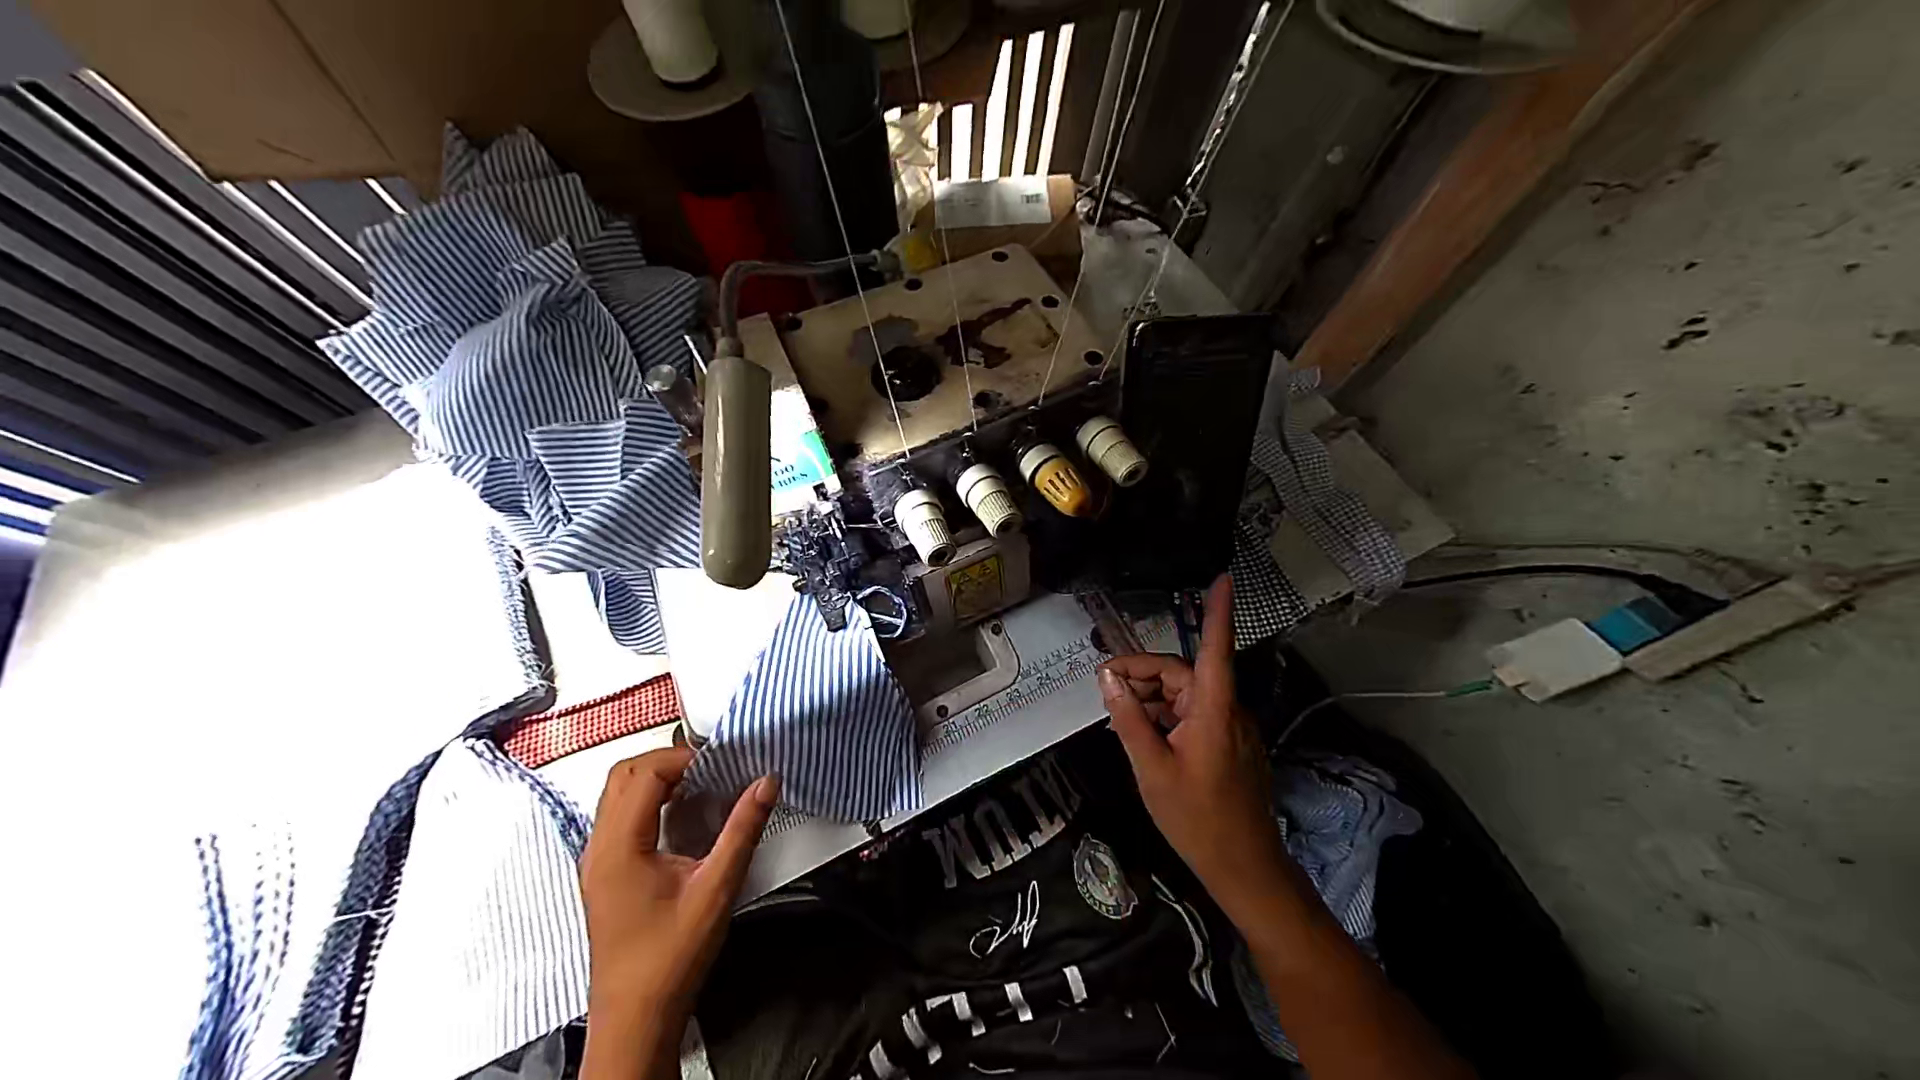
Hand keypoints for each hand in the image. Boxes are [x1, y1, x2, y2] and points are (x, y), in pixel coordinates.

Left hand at [579, 747, 777, 1079]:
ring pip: (617, 794)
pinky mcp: (604, 873)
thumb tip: (766, 784)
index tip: (718, 764)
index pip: (644, 774)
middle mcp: (598, 848)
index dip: (682, 758)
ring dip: (656, 778)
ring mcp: (596, 861)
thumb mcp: (716, 889)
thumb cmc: (669, 959)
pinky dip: (649, 800)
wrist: (635, 1018)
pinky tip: (681, 815)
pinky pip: (620, 816)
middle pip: (623, 774)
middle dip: (667, 760)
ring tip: (698, 785)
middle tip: (708, 768)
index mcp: (618, 847)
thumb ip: (743, 830)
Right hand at [1098, 574, 1289, 920]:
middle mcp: (1228, 711)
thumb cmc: (1196, 818)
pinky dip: (1166, 718)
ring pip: (1185, 696)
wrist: (1243, 867)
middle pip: (1183, 674)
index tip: (1222, 578)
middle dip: (1143, 676)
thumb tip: (1108, 678)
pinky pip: (1193, 716)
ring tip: (1120, 721)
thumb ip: (1129, 718)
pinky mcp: (1229, 745)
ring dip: (1151, 700)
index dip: (1218, 611)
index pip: (1216, 648)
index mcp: (1214, 710)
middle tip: (1105, 692)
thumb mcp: (1151, 767)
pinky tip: (1142, 736)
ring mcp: (1231, 729)